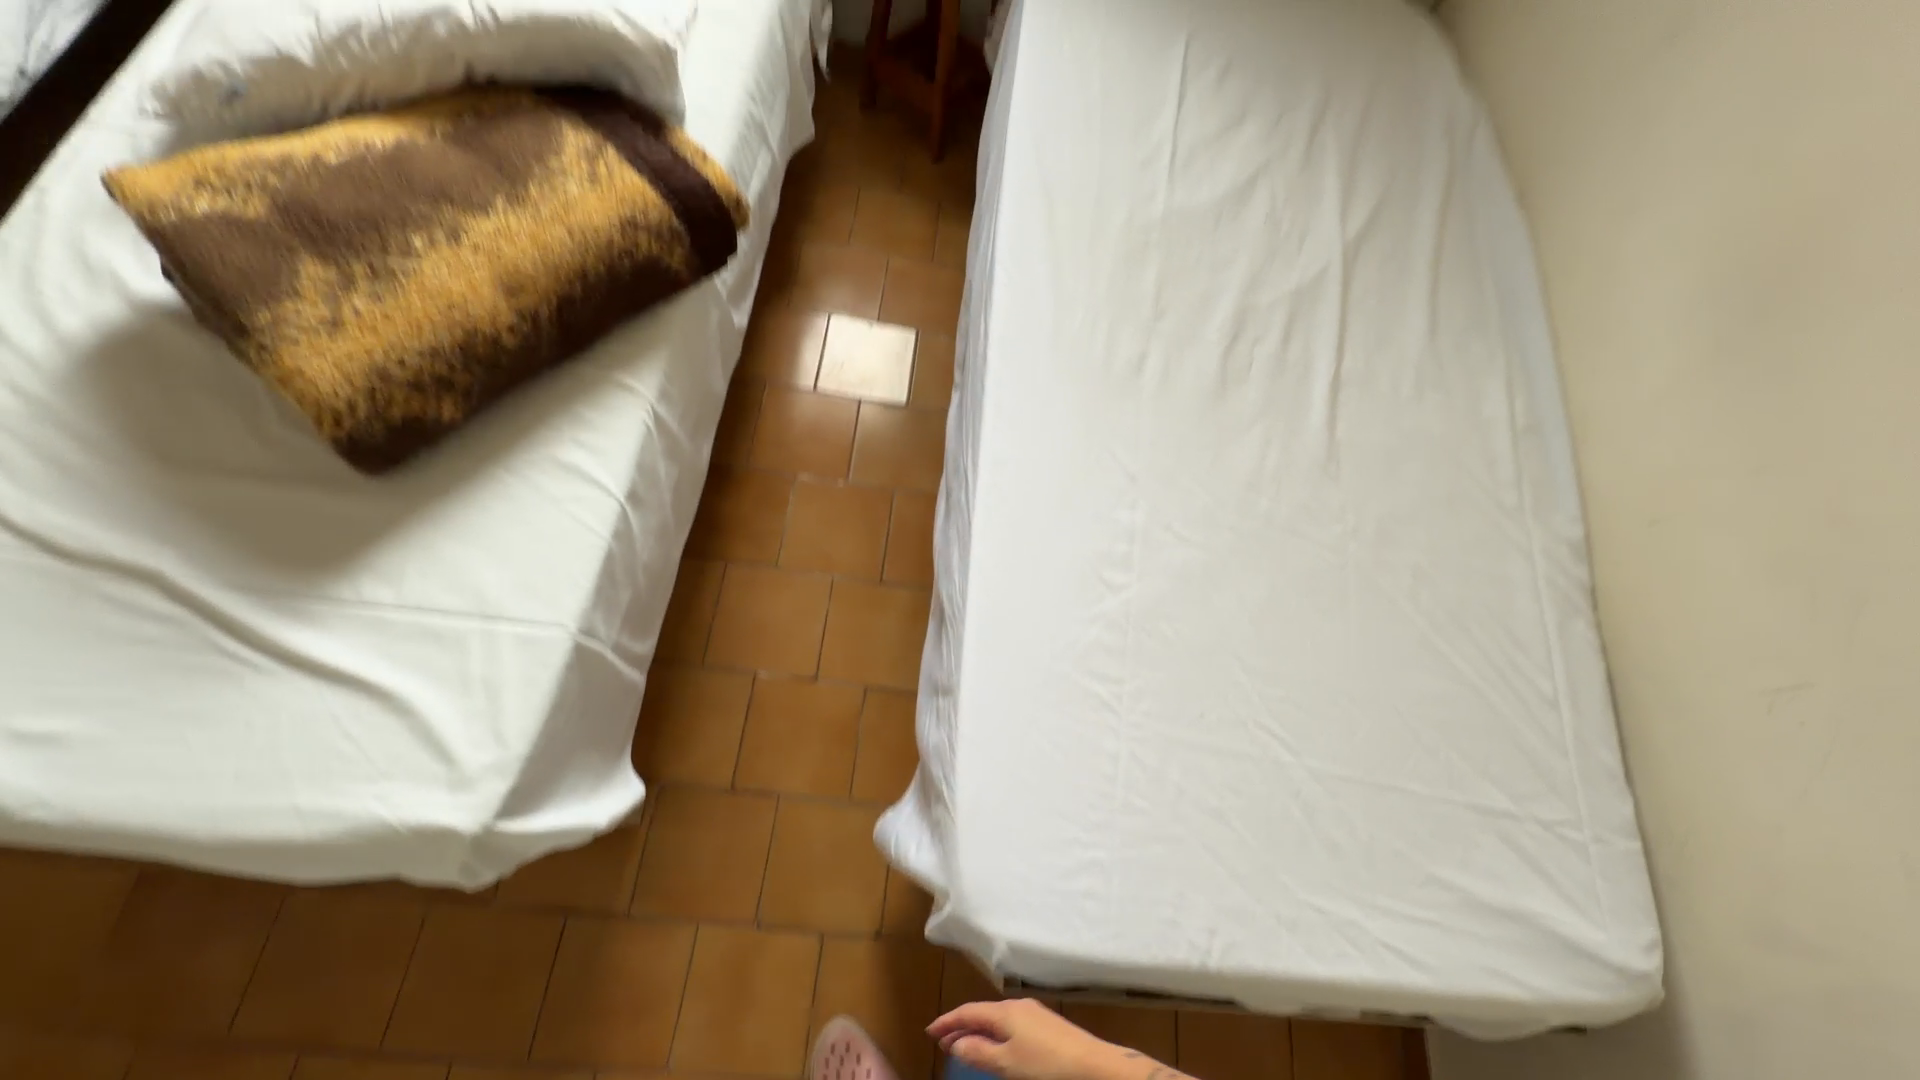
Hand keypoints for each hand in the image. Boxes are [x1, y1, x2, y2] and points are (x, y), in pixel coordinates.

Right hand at [927, 999, 1169, 1079]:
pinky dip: (996, 1034)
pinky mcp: (1048, 1027)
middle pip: (983, 1013)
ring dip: (979, 1032)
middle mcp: (1018, 1006)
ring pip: (998, 1020)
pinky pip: (1011, 1025)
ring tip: (966, 1046)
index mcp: (1005, 1011)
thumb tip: (956, 1041)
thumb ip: (979, 1051)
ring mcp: (1035, 1015)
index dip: (947, 1021)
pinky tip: (997, 1047)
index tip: (930, 1030)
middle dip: (961, 1027)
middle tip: (943, 1042)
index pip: (968, 1011)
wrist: (1095, 1067)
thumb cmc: (1045, 1066)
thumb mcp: (1007, 1064)